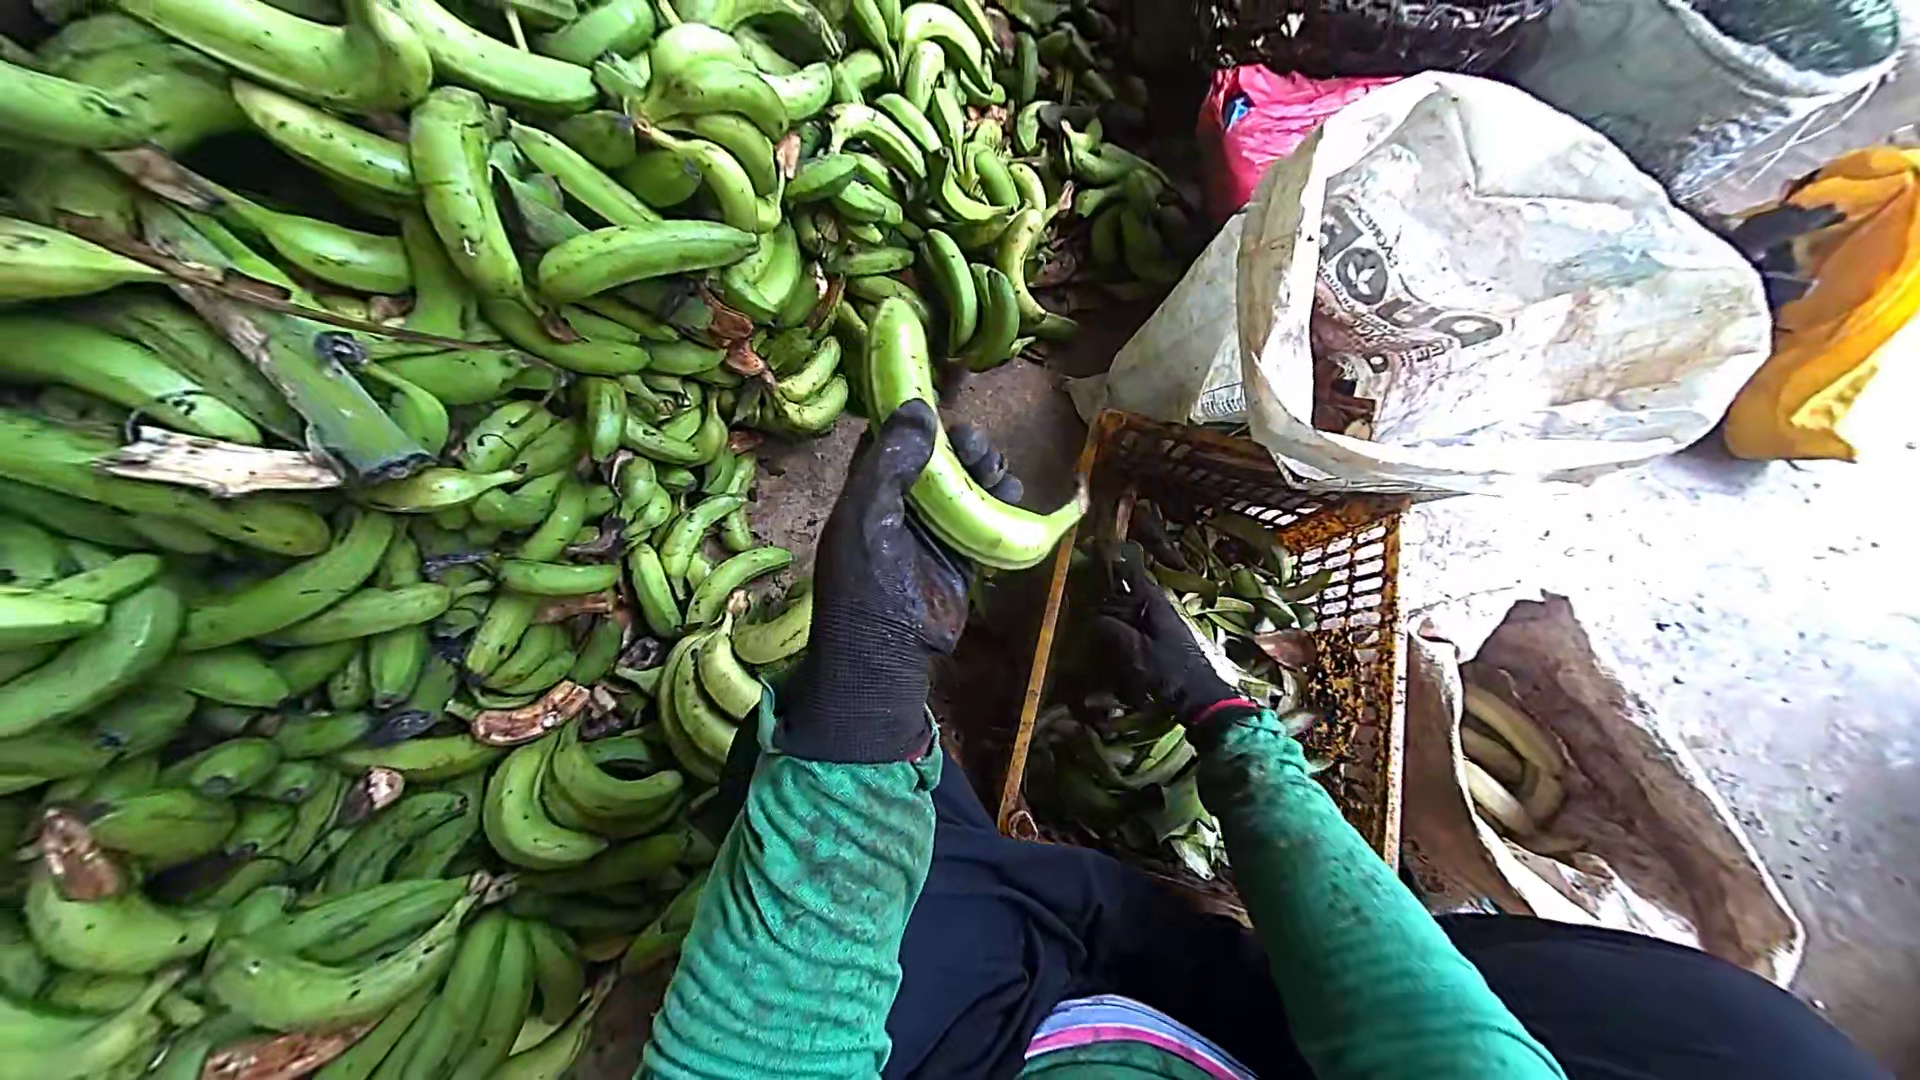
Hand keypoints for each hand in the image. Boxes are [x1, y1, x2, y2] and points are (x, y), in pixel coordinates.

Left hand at [778, 401, 1015, 762]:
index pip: (893, 441)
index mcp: (871, 491)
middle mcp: (903, 505)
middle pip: (938, 461)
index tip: (940, 401)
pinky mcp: (962, 552)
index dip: (915, 420)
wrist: (888, 648)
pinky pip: (986, 517)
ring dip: (985, 470)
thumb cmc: (866, 579)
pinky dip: (1001, 502)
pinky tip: (1010, 492)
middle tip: (976, 444)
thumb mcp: (867, 513)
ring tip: (995, 468)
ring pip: (967, 486)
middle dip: (961, 448)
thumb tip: (917, 407)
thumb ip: (890, 461)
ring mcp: (935, 529)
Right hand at [1092, 543, 1237, 725]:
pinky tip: (1120, 637)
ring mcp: (1170, 628)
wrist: (1202, 700)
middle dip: (1120, 590)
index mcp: (1158, 608)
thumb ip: (1114, 631)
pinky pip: (1146, 626)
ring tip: (1103, 614)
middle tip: (1097, 589)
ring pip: (1143, 610)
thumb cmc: (1169, 672)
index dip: (1123, 568)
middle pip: (1139, 593)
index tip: (1107, 555)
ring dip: (1125, 609)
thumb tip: (1093, 617)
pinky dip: (1131, 626)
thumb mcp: (1136, 651)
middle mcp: (1166, 612)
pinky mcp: (1170, 644)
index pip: (1138, 579)